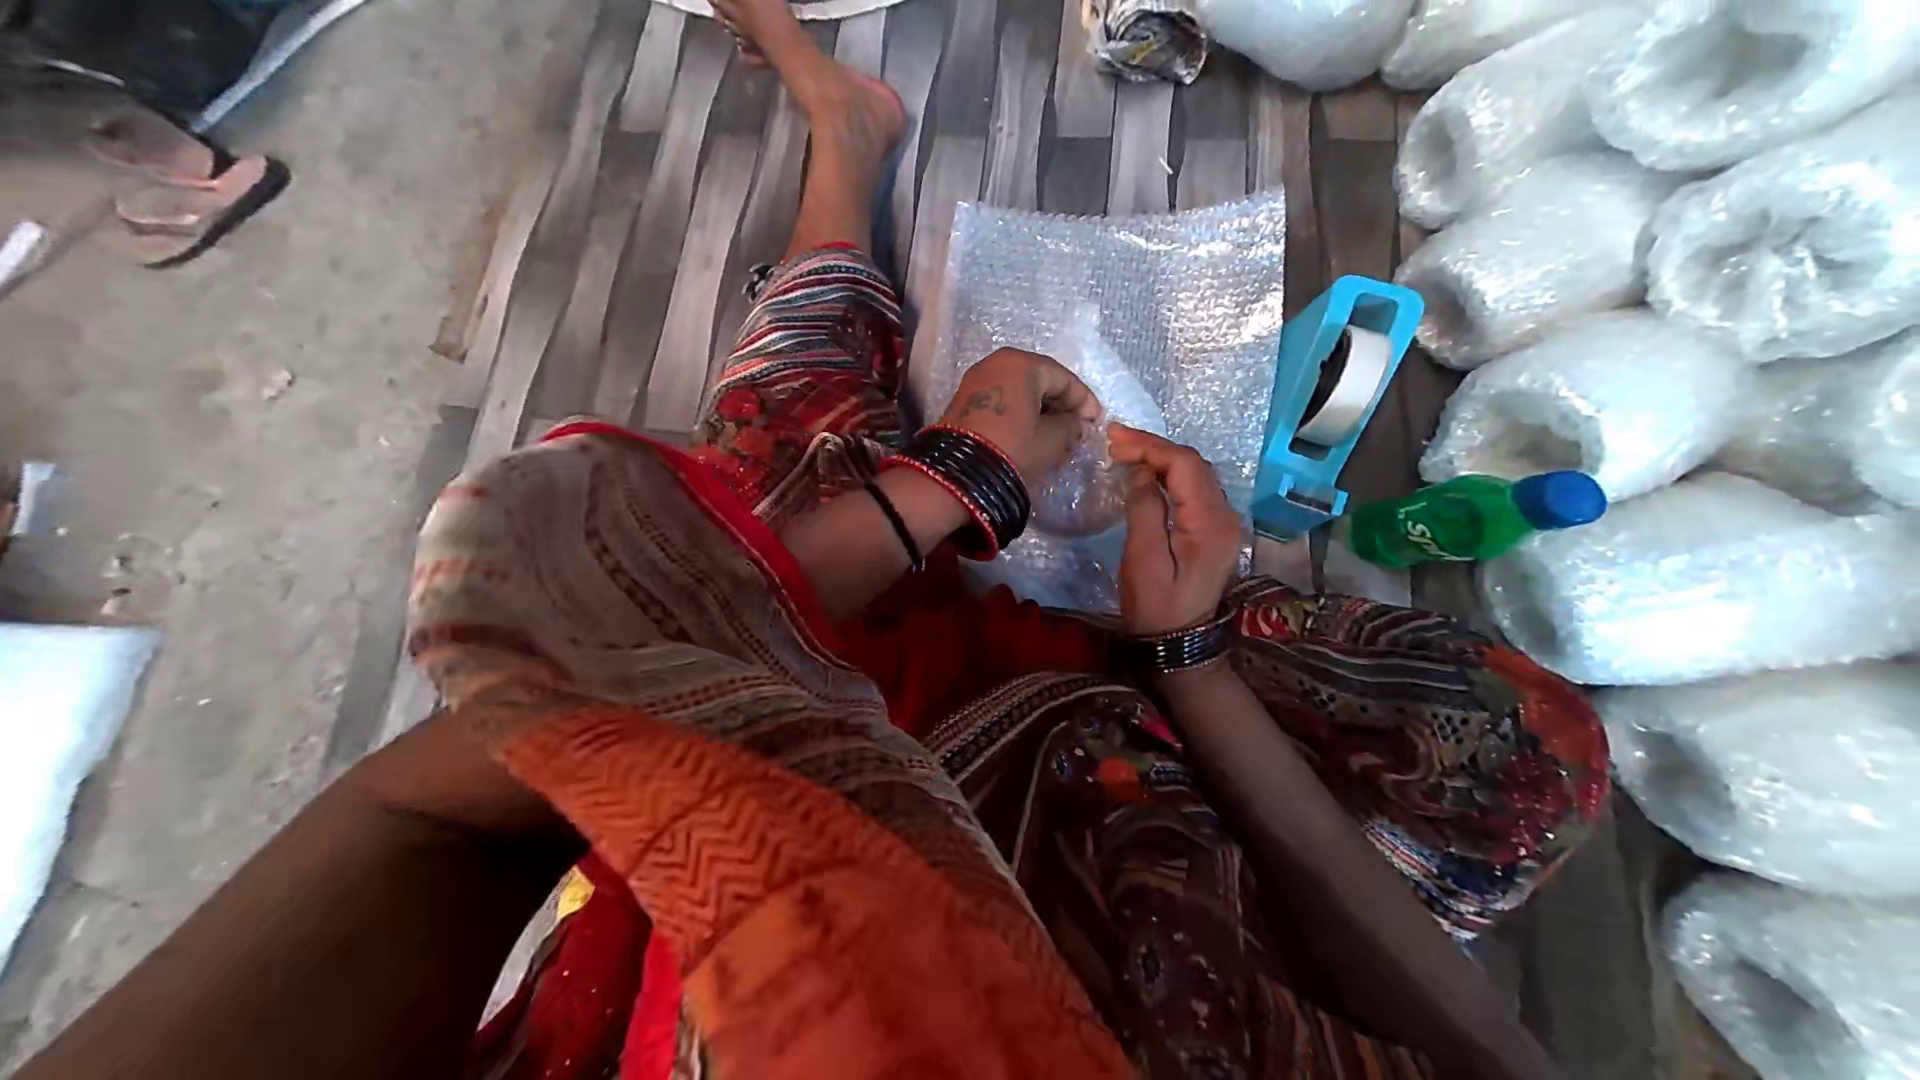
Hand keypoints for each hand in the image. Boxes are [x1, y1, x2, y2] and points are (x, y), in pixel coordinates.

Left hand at [939, 347, 1100, 481]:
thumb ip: (1072, 427)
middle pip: (1040, 380)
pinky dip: (1020, 413)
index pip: (1064, 378)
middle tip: (1078, 428)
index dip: (1084, 401)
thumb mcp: (1051, 440)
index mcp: (1022, 363)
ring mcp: (976, 380)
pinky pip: (1003, 400)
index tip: (1096, 422)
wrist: (957, 474)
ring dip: (1041, 410)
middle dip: (1061, 404)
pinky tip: (1031, 433)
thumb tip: (1077, 424)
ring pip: (1020, 391)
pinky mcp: (964, 400)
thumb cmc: (1012, 448)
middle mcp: (997, 363)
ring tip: (1057, 434)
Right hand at [1110, 424, 1240, 635]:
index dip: (1149, 446)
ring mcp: (1222, 523)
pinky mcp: (1213, 530)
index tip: (1114, 440)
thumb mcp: (1144, 559)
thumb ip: (1144, 510)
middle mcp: (1225, 515)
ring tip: (1125, 451)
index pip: (1184, 465)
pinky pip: (1193, 490)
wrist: (1179, 643)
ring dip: (1161, 458)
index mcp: (1210, 522)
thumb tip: (1140, 471)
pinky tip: (1146, 474)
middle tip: (1114, 441)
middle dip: (1154, 447)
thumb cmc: (1157, 606)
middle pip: (1193, 464)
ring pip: (1194, 474)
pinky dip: (1168, 475)